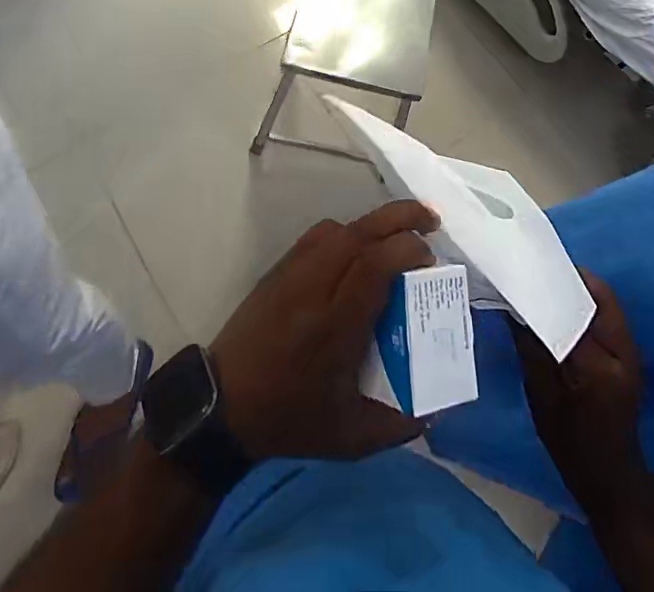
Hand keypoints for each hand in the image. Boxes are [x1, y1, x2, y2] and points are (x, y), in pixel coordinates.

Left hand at [208, 201, 437, 460]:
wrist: (217, 413)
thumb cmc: (287, 420)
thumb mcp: (350, 435)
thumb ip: (398, 424)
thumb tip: (436, 412)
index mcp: (335, 326)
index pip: (374, 265)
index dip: (408, 250)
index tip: (431, 260)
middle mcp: (313, 290)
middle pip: (360, 232)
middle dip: (402, 217)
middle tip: (431, 221)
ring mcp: (291, 277)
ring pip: (340, 229)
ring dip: (375, 224)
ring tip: (399, 234)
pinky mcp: (276, 273)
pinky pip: (318, 237)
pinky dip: (347, 232)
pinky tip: (359, 248)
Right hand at [510, 269, 646, 513]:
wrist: (610, 474)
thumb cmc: (570, 442)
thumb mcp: (542, 397)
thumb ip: (532, 350)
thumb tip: (515, 309)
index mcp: (599, 364)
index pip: (577, 310)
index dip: (555, 286)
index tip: (531, 270)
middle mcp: (624, 349)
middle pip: (600, 298)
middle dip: (571, 280)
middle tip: (539, 271)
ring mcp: (631, 351)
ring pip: (607, 305)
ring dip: (581, 291)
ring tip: (548, 285)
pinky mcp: (629, 354)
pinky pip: (609, 318)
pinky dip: (587, 307)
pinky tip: (564, 310)